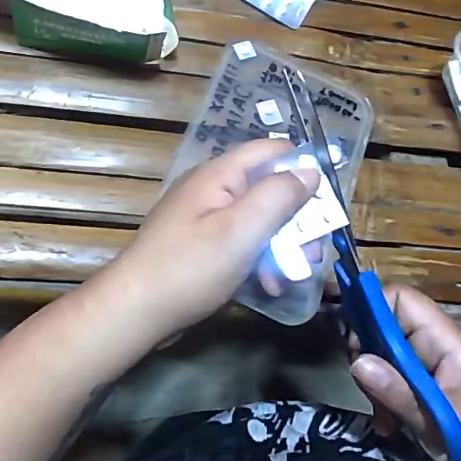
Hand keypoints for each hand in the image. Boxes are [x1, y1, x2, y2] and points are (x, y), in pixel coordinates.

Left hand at [89, 138, 317, 341]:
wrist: (135, 310)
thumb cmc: (189, 268)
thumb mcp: (240, 231)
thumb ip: (277, 197)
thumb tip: (310, 171)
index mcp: (219, 175)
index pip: (270, 150)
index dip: (302, 168)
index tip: (325, 202)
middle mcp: (212, 189)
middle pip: (268, 188)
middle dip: (296, 219)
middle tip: (313, 252)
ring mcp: (204, 218)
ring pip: (258, 220)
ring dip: (281, 245)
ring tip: (293, 275)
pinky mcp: (201, 245)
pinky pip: (240, 242)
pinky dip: (259, 260)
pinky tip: (269, 286)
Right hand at [348, 284, 460, 460]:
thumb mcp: (447, 428)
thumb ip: (399, 393)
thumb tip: (356, 361)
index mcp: (452, 342)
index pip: (400, 298)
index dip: (371, 312)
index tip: (353, 349)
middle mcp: (447, 344)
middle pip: (390, 326)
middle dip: (371, 358)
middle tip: (371, 398)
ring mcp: (447, 365)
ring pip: (394, 354)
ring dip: (381, 385)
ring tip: (386, 422)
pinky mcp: (447, 386)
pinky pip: (407, 376)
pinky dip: (395, 397)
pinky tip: (395, 426)